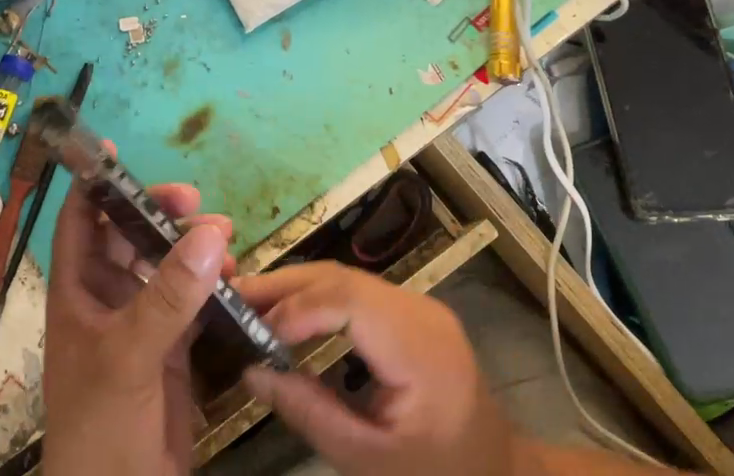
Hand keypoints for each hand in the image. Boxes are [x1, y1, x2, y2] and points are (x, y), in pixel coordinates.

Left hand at [42, 177, 233, 475]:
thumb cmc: (101, 421)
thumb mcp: (129, 353)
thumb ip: (167, 296)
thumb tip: (207, 231)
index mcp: (78, 288)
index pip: (81, 219)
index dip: (95, 183)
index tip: (120, 150)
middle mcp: (106, 296)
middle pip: (130, 235)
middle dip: (159, 213)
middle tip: (196, 201)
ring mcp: (139, 321)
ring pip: (165, 266)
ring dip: (191, 248)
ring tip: (225, 239)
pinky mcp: (170, 348)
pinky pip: (190, 301)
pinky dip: (210, 284)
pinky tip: (231, 277)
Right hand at [235, 262, 520, 475]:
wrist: (499, 474)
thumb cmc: (434, 474)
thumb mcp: (367, 461)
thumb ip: (309, 413)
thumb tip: (250, 371)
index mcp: (419, 348)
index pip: (347, 300)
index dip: (294, 308)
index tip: (252, 331)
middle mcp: (421, 311)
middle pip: (341, 278)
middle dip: (284, 286)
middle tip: (234, 299)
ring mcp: (420, 306)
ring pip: (344, 277)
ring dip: (296, 287)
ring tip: (250, 303)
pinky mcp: (412, 311)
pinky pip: (356, 291)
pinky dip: (317, 297)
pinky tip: (288, 313)